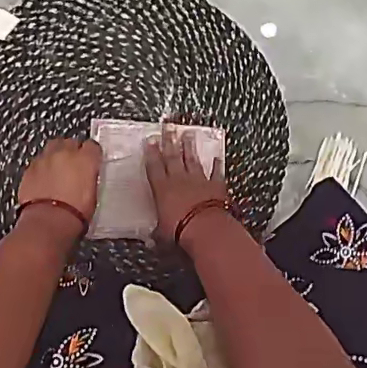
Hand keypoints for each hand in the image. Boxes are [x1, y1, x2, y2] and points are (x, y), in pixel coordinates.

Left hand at [17, 137, 101, 235]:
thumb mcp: (94, 196)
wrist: (48, 222)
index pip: (92, 146)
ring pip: (52, 148)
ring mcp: (46, 159)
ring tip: (58, 169)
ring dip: (56, 155)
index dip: (92, 154)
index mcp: (86, 159)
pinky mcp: (30, 169)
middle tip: (74, 164)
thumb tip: (88, 178)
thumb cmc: (74, 213)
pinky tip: (45, 179)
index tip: (91, 160)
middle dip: (72, 150)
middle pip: (70, 142)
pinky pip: (38, 161)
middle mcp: (65, 154)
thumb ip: (90, 179)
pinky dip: (42, 167)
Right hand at [143, 126, 230, 247]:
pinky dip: (216, 165)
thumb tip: (149, 240)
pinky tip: (217, 156)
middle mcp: (179, 180)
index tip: (151, 140)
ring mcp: (199, 181)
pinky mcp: (216, 186)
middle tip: (168, 127)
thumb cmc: (179, 232)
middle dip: (170, 141)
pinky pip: (216, 173)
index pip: (154, 167)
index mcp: (162, 189)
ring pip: (192, 160)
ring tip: (188, 133)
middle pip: (172, 157)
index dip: (152, 153)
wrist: (206, 229)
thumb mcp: (161, 236)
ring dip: (190, 147)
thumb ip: (156, 233)